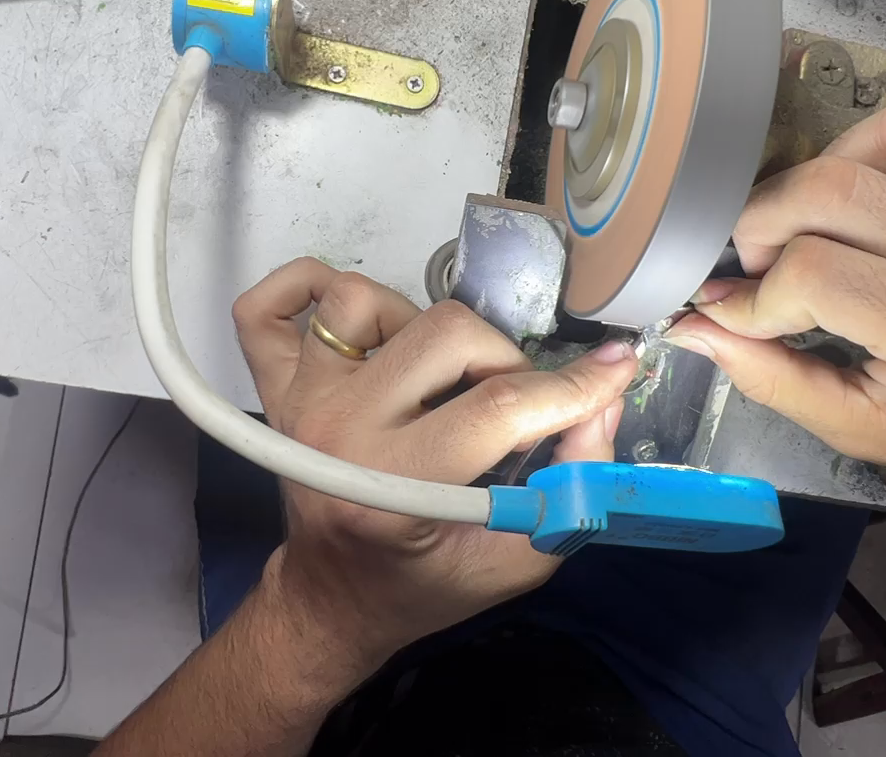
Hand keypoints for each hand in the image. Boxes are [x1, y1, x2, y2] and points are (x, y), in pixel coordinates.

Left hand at [231, 258, 634, 671]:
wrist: (332, 596)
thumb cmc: (423, 584)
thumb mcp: (517, 562)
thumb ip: (574, 484)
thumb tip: (605, 396)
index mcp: (393, 490)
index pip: (498, 409)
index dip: (573, 385)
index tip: (615, 368)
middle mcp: (337, 429)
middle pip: (444, 333)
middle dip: (502, 360)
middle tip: (508, 402)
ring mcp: (299, 398)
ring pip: (364, 299)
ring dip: (418, 324)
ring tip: (432, 374)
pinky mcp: (274, 384)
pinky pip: (269, 305)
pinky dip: (307, 289)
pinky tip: (357, 325)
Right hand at [666, 80, 885, 512]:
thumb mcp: (867, 432)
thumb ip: (770, 377)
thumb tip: (693, 326)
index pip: (812, 273)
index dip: (753, 295)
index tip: (740, 315)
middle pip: (836, 188)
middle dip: (766, 221)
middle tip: (766, 262)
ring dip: (836, 163)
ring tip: (827, 215)